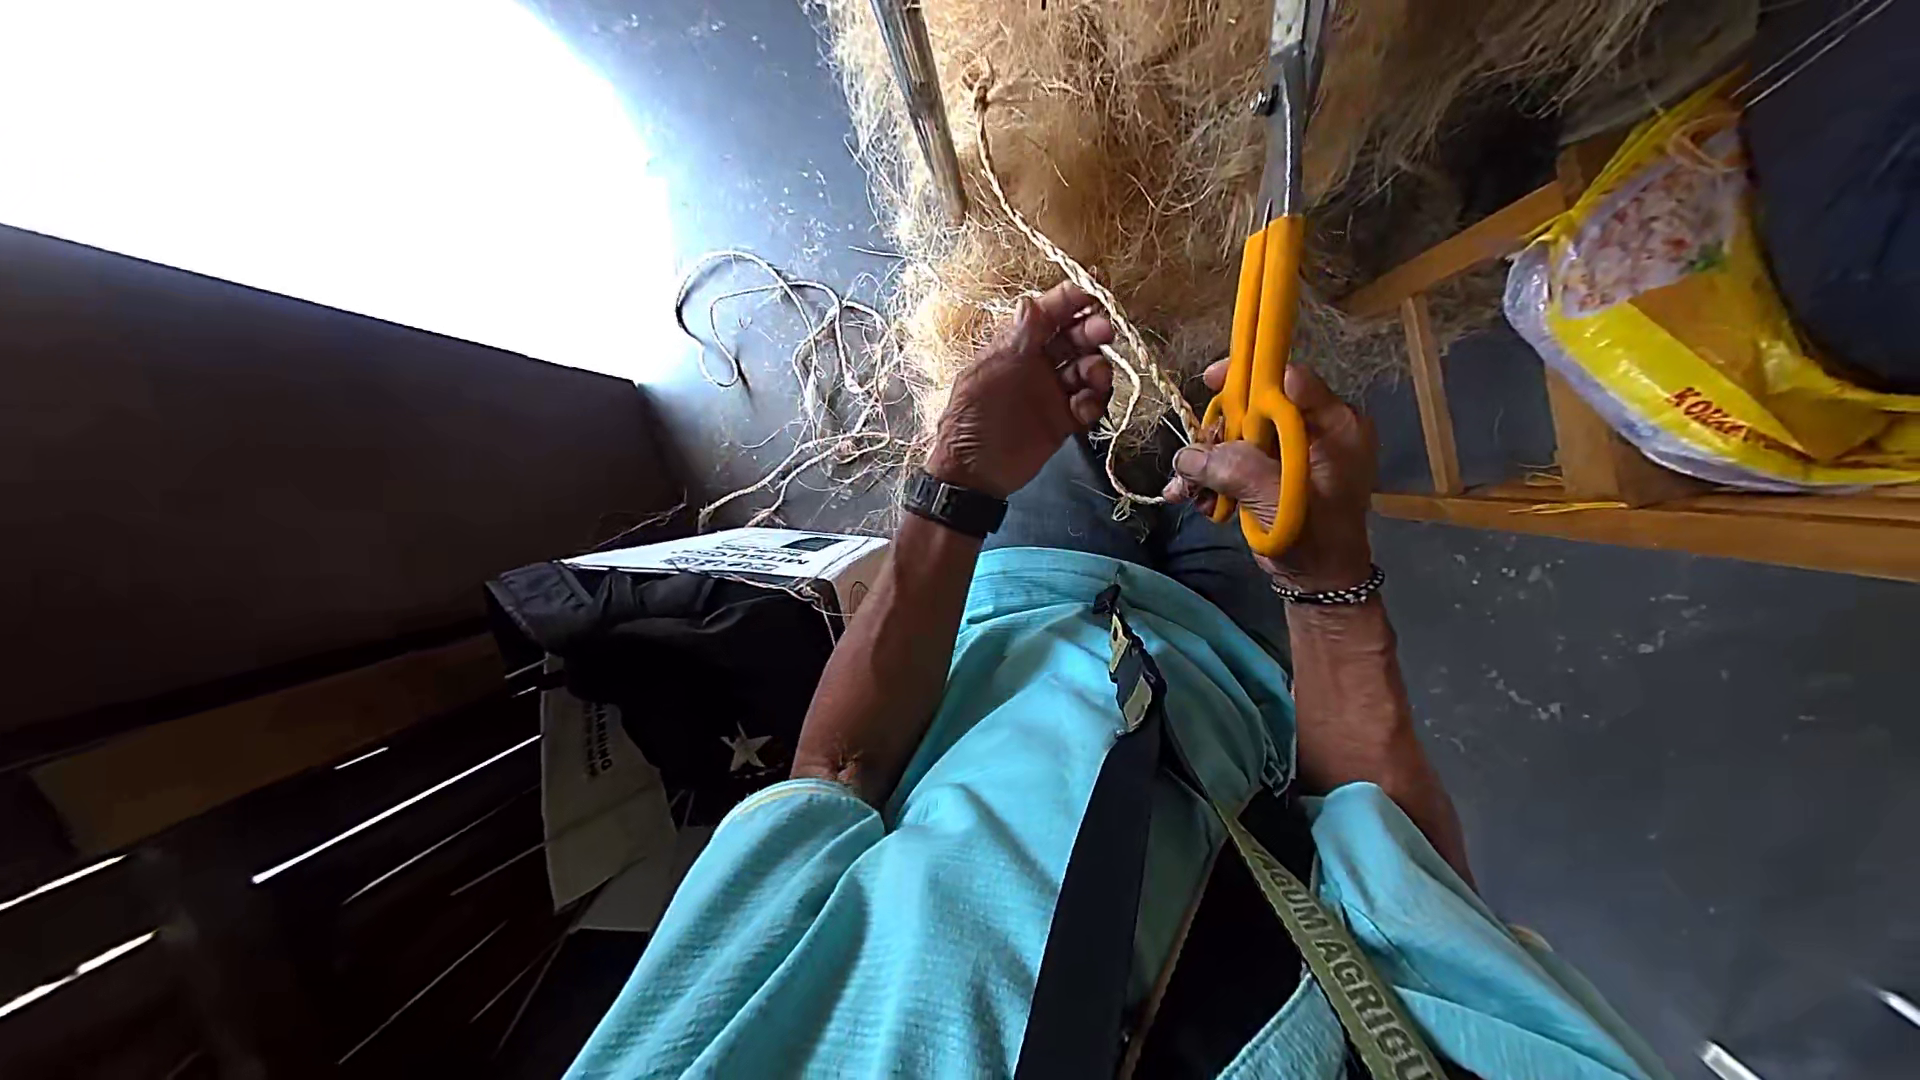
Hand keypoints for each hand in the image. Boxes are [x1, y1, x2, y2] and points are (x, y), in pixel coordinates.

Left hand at [925, 281, 1114, 498]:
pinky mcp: (1064, 421)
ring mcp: (1052, 393)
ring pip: (1086, 369)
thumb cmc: (974, 418)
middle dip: (1091, 330)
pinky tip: (1084, 408)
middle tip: (1103, 332)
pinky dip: (1093, 402)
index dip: (1071, 299)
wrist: (974, 472)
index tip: (1094, 293)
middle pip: (1074, 337)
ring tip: (1094, 378)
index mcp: (1015, 346)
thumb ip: (1018, 339)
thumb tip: (1032, 300)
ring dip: (1097, 367)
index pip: (1047, 313)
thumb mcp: (991, 372)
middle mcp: (1037, 365)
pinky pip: (1088, 403)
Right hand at [1161, 360, 1376, 590]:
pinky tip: (1194, 497)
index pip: (1291, 380)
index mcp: (1334, 426)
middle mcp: (1313, 431)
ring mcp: (1289, 453)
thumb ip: (1237, 470)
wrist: (1317, 581)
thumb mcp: (1278, 501)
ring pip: (1235, 437)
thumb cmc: (1313, 540)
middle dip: (1216, 436)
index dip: (1251, 377)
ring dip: (1204, 462)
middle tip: (1193, 462)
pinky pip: (1231, 460)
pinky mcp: (1269, 472)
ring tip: (1185, 491)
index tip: (1211, 381)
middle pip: (1253, 410)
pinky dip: (1209, 477)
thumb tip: (1189, 456)